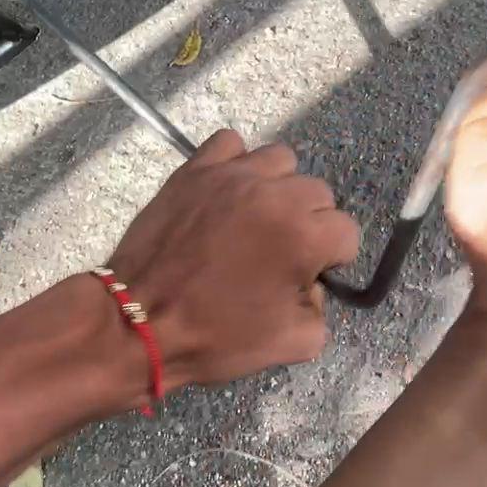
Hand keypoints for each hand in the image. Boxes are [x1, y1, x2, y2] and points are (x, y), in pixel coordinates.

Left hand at [108, 130, 358, 393]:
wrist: (140, 319)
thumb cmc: (215, 336)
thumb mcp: (290, 342)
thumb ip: (321, 309)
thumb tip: (312, 283)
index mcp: (303, 236)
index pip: (346, 231)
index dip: (331, 258)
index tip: (306, 274)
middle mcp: (274, 194)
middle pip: (317, 193)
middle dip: (308, 222)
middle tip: (277, 250)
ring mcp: (231, 176)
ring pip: (279, 161)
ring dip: (276, 187)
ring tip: (253, 215)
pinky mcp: (195, 169)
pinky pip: (230, 143)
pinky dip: (234, 162)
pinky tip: (225, 191)